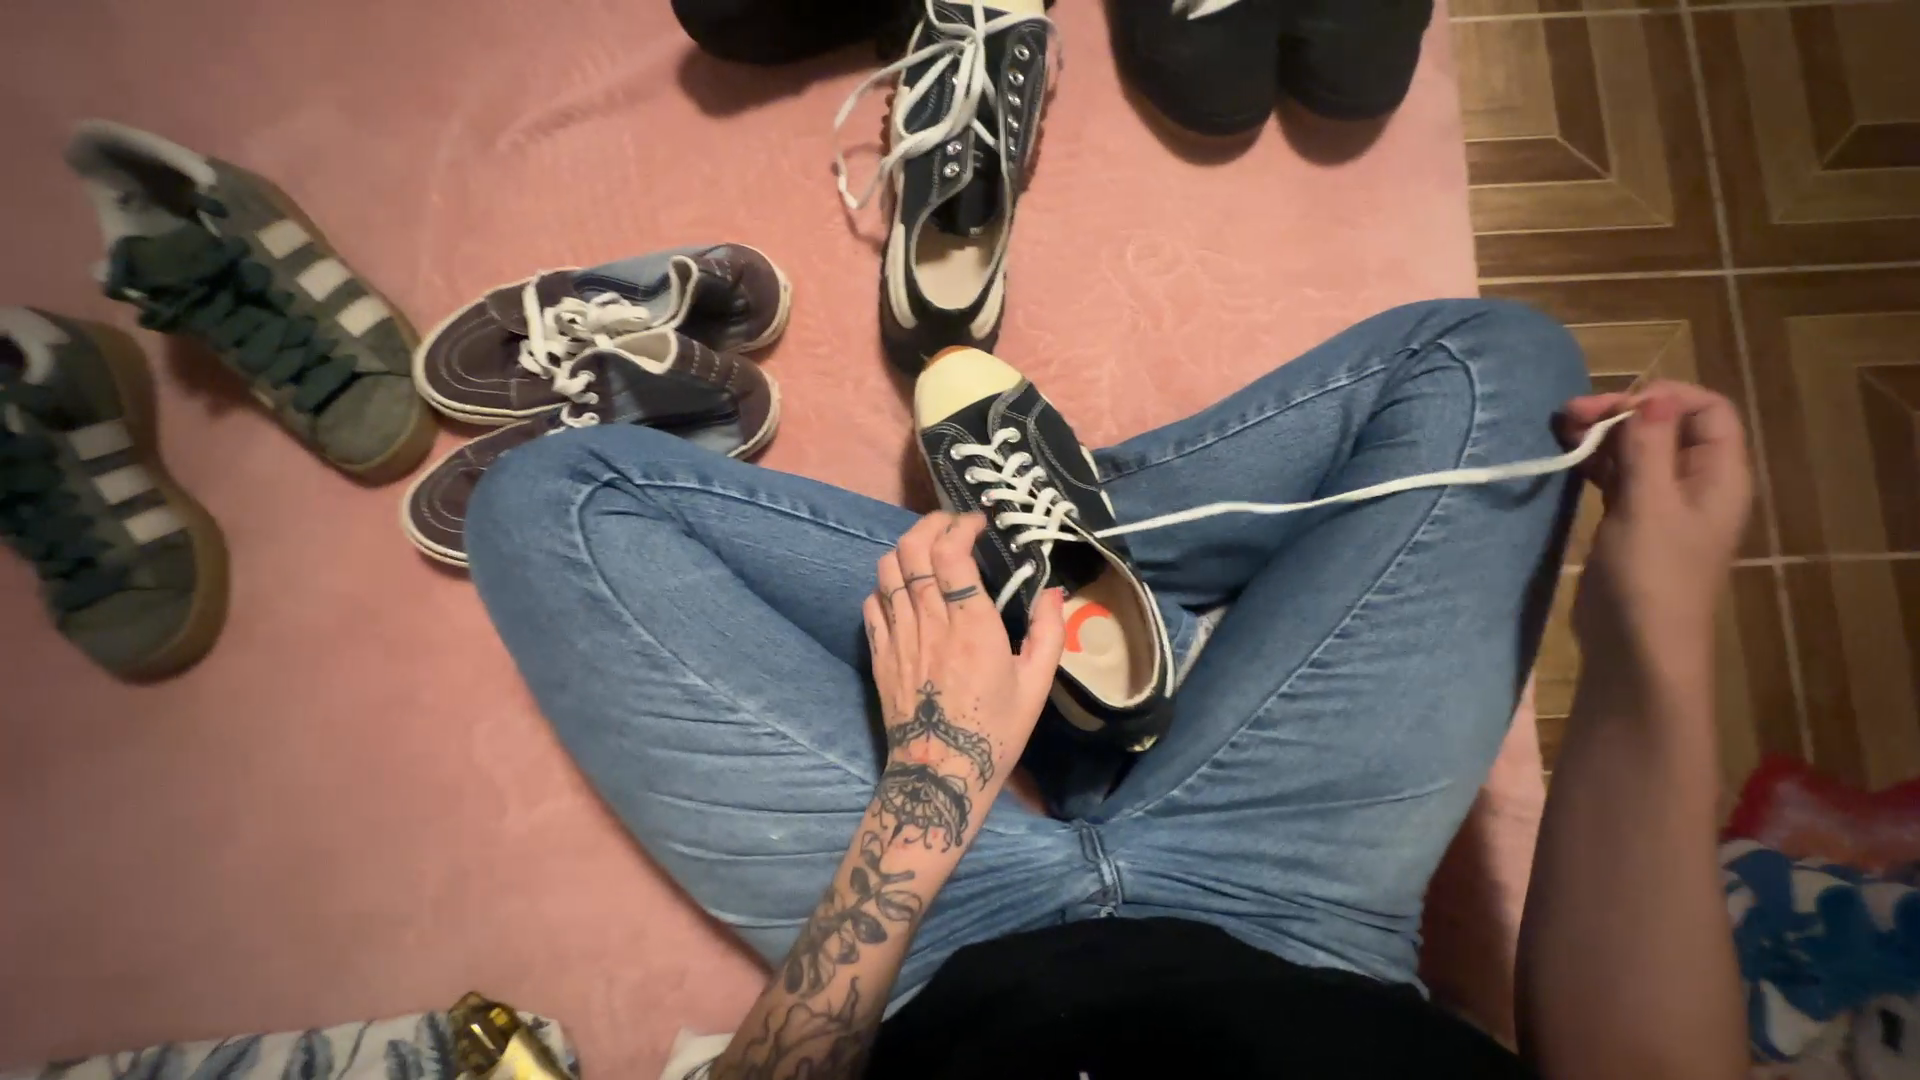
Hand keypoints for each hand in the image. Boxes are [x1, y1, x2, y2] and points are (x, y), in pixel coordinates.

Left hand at [862, 512, 1064, 852]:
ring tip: (927, 550)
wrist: (940, 775)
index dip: (960, 526)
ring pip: (887, 571)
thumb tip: (1054, 590)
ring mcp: (899, 637)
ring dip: (906, 549)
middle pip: (912, 551)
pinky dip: (885, 584)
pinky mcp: (880, 654)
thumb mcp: (1037, 685)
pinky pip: (872, 603)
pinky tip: (904, 589)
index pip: (951, 554)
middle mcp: (930, 623)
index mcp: (972, 627)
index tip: (977, 523)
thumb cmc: (995, 731)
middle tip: (951, 525)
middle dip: (930, 525)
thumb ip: (1049, 632)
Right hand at [1554, 380, 1750, 686]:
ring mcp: (1659, 503)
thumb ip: (1649, 450)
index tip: (1610, 407)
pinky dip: (1592, 461)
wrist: (1635, 641)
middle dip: (1621, 413)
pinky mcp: (1627, 521)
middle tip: (1567, 415)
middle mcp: (1693, 483)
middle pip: (1666, 427)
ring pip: (1636, 451)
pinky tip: (1566, 456)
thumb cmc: (1650, 574)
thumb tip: (1652, 399)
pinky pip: (1615, 476)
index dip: (1662, 398)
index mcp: (1718, 476)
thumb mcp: (1648, 506)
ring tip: (1559, 429)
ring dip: (1601, 435)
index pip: (1706, 411)